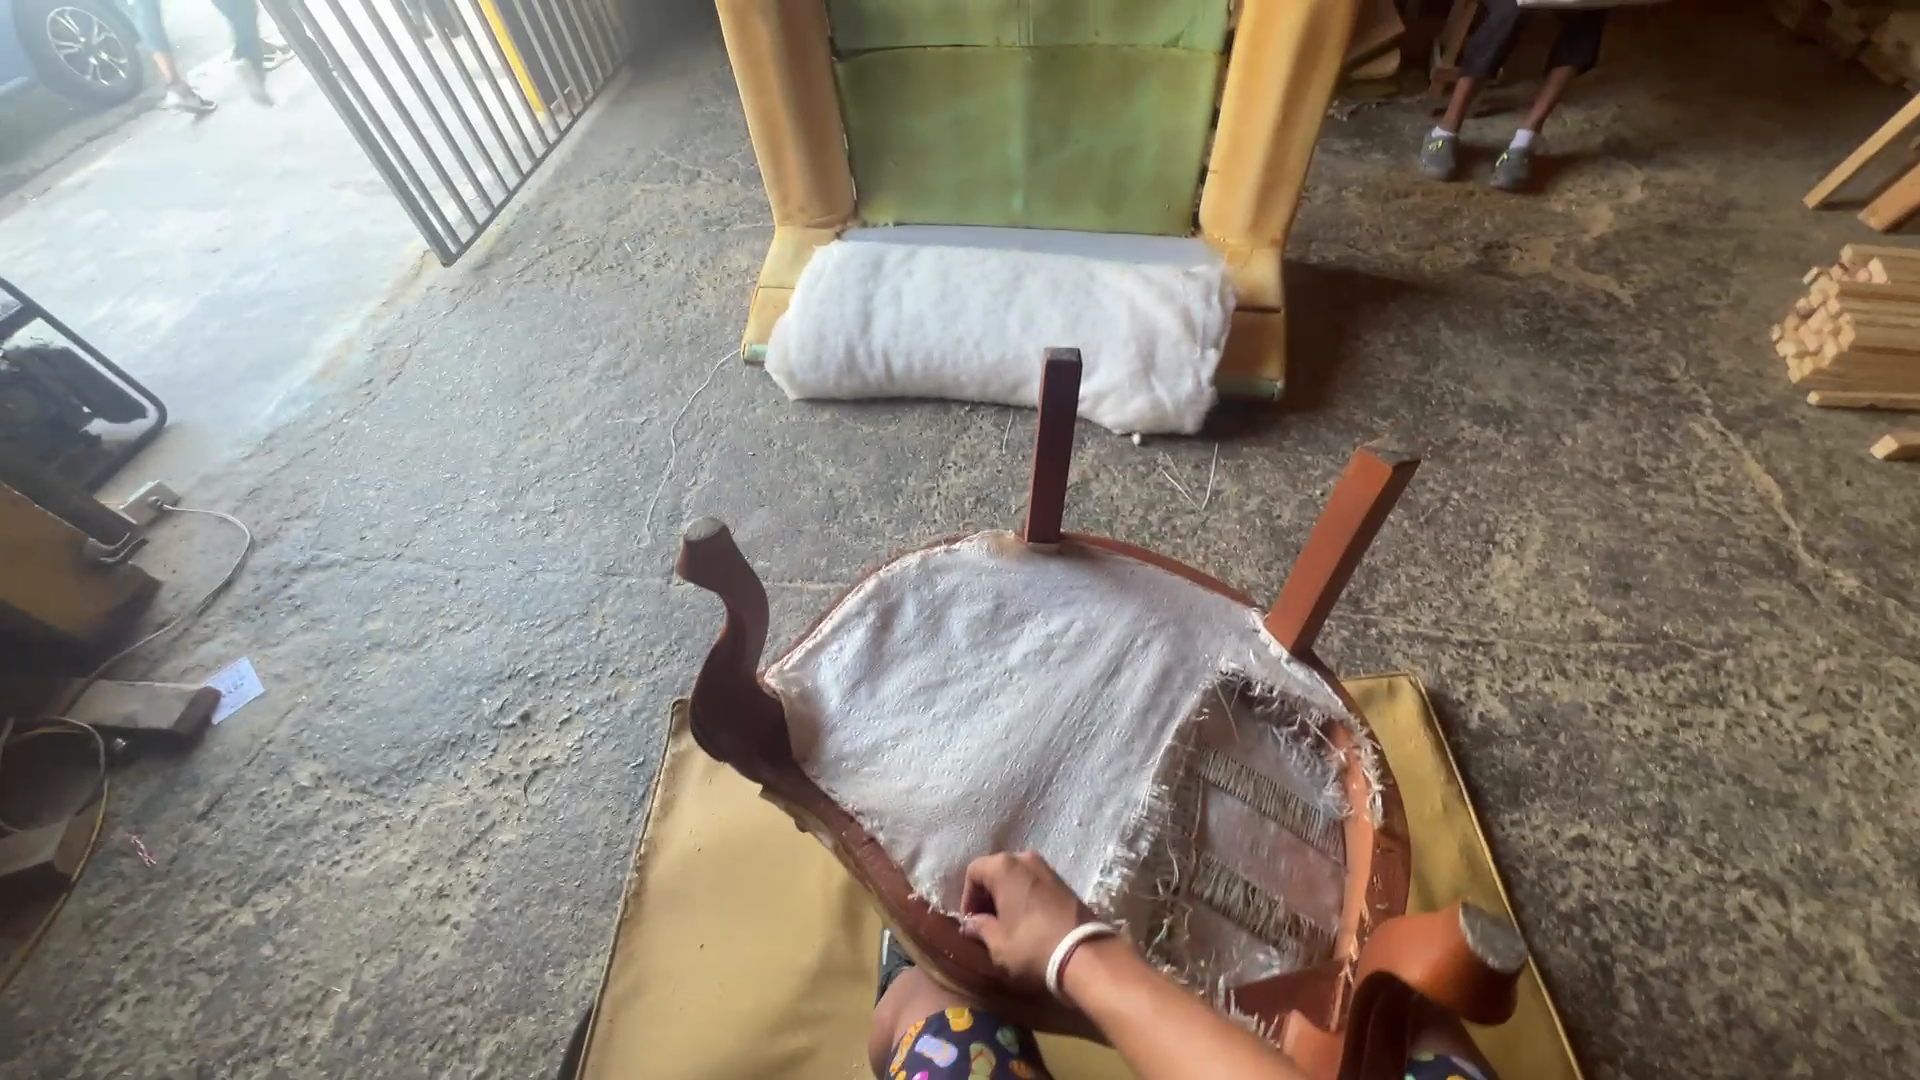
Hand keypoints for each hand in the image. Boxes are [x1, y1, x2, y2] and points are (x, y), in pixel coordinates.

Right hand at [958, 851, 1097, 989]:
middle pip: (996, 870)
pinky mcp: (1064, 882)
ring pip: (1017, 876)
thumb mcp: (998, 944)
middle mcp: (1025, 858)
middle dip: (987, 895)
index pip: (974, 872)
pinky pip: (1035, 883)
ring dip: (1007, 896)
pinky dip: (1026, 897)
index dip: (968, 897)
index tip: (971, 922)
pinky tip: (1028, 921)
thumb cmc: (1032, 946)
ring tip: (1007, 924)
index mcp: (1004, 867)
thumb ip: (979, 928)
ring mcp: (1047, 868)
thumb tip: (971, 923)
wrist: (1085, 954)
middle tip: (986, 923)